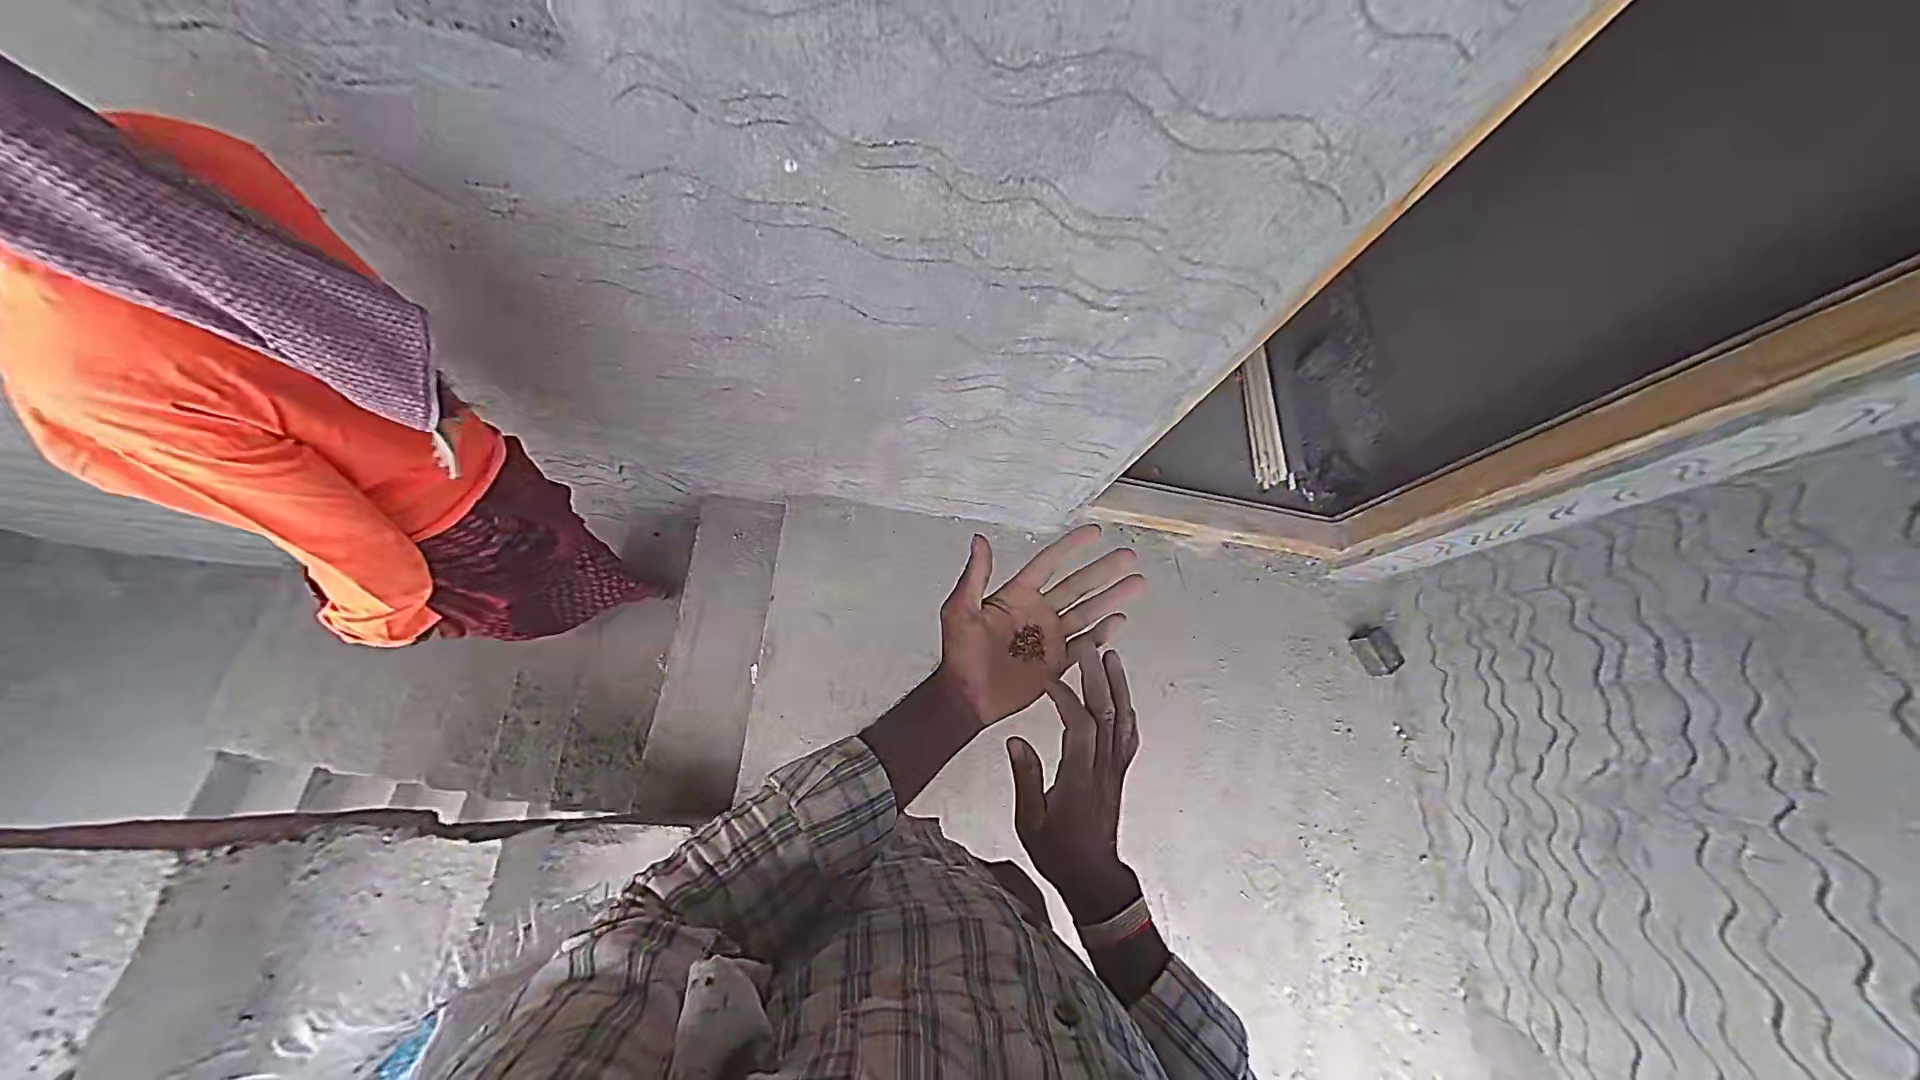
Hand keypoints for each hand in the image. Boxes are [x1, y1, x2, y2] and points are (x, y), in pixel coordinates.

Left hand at [937, 524, 1144, 726]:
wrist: (967, 696)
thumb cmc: (958, 654)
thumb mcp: (960, 610)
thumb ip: (974, 576)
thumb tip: (978, 540)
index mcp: (1017, 597)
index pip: (1049, 564)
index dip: (1071, 547)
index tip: (1094, 533)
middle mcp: (1037, 613)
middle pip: (1077, 585)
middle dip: (1104, 571)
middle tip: (1128, 557)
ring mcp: (1049, 638)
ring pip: (1087, 612)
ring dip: (1112, 597)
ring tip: (1137, 583)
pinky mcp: (1056, 663)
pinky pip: (1084, 645)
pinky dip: (1103, 634)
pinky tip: (1119, 620)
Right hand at [1007, 645, 1142, 922]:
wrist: (1093, 877)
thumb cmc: (1058, 851)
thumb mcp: (1029, 820)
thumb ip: (1025, 777)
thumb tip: (1016, 739)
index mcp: (1078, 777)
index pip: (1079, 727)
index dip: (1067, 698)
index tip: (1049, 680)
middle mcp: (1102, 768)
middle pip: (1105, 714)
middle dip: (1097, 677)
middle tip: (1088, 648)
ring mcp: (1115, 770)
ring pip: (1122, 720)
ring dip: (1118, 686)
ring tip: (1111, 657)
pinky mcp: (1120, 773)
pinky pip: (1129, 736)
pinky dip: (1126, 710)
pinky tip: (1122, 695)